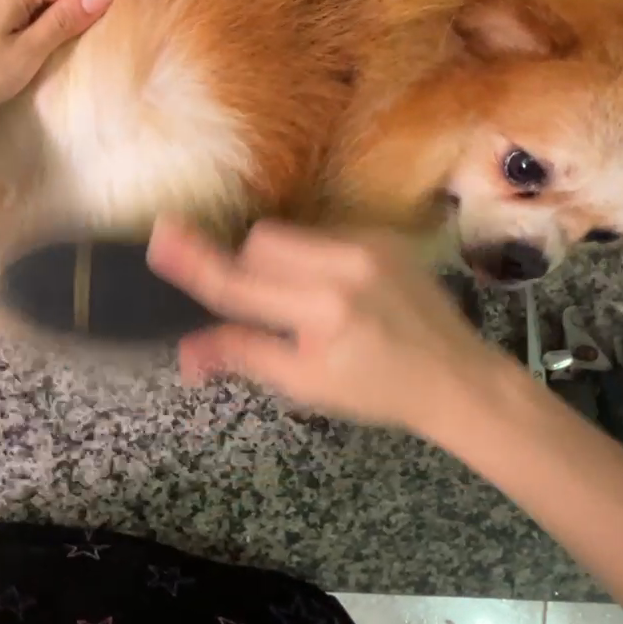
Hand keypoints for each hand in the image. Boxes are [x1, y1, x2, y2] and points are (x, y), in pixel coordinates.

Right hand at [146, 218, 520, 436]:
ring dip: (277, 263)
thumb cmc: (375, 391)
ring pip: (284, 234)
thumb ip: (241, 355)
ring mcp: (368, 244)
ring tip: (305, 301)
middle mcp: (345, 266)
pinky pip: (318, 232)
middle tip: (267, 307)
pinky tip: (337, 290)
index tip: (162, 237)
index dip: (195, 262)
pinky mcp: (382, 235)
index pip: (240, 284)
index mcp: (323, 311)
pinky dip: (309, 258)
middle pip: (260, 243)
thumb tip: (185, 353)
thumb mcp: (303, 384)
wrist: (460, 379)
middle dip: (248, 270)